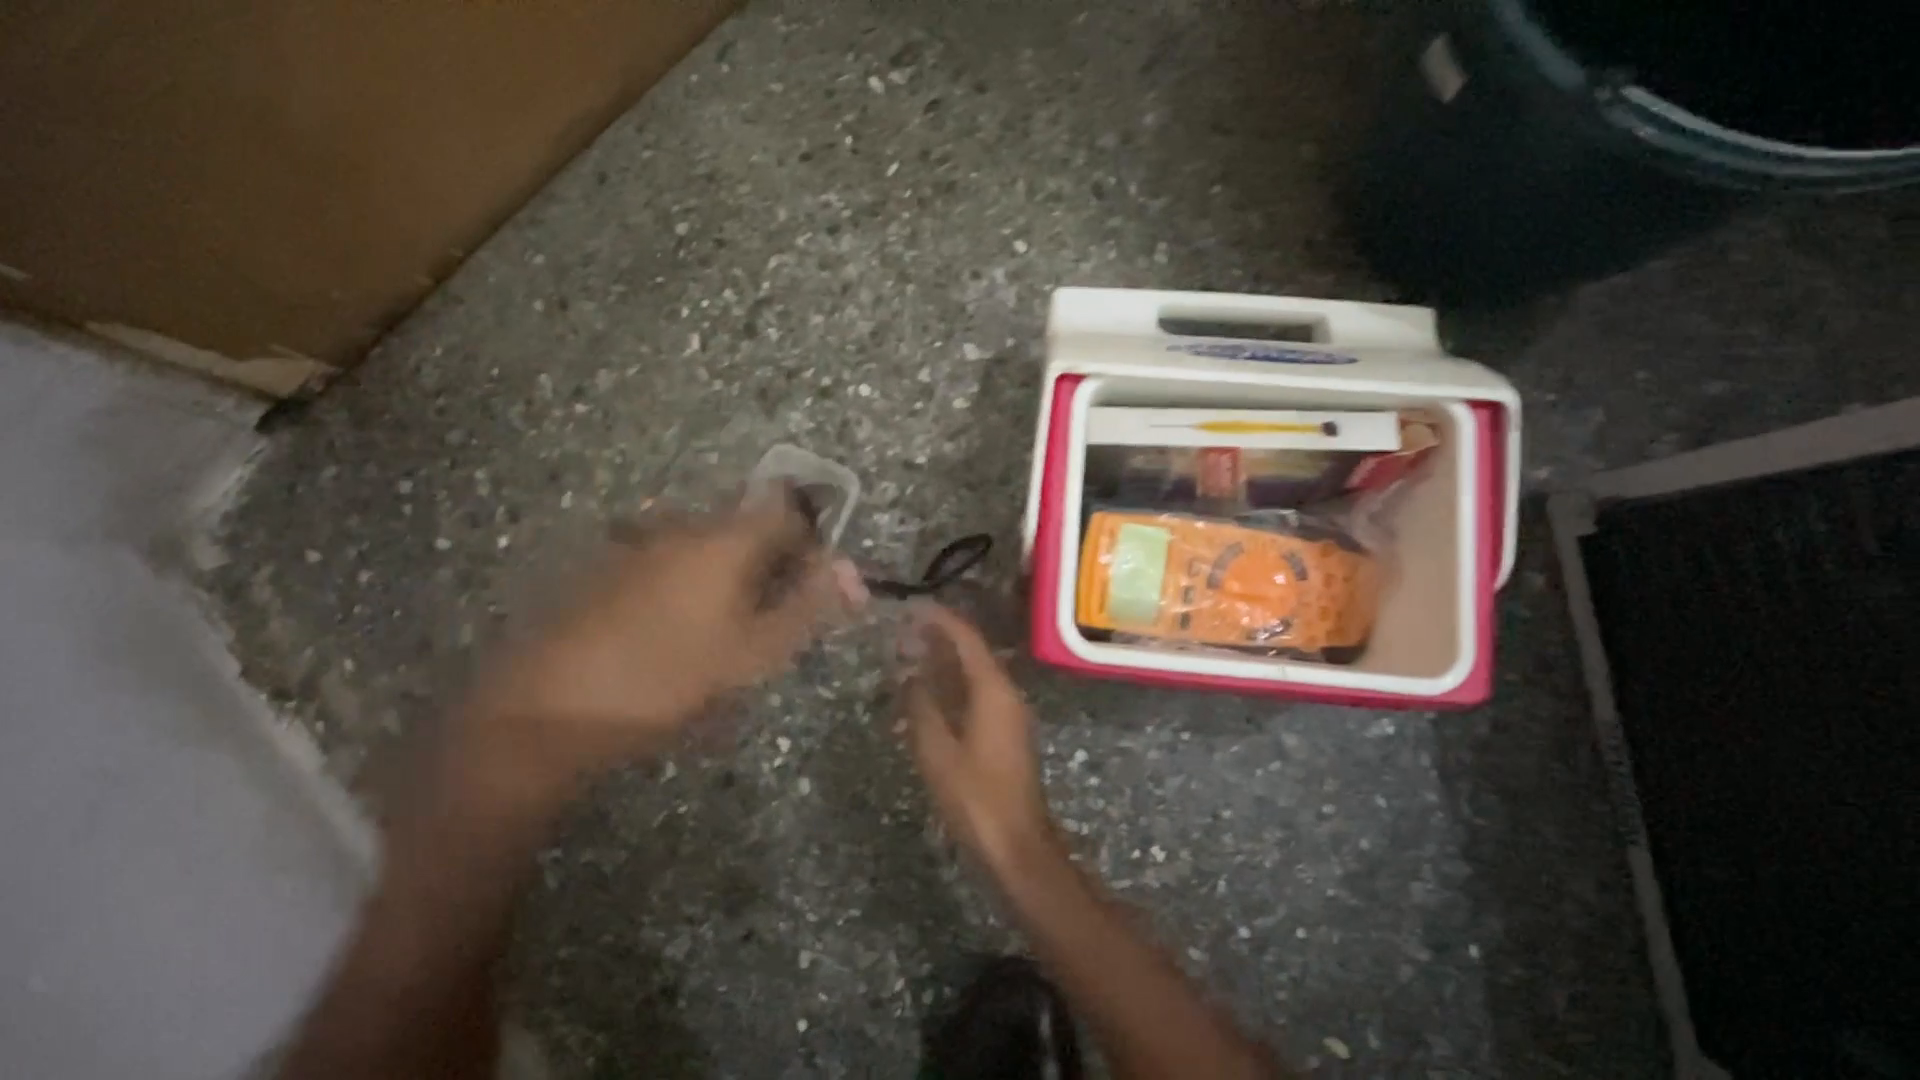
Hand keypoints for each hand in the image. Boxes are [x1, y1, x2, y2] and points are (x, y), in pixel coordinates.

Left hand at [464, 494, 862, 786]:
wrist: (548, 707)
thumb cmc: (666, 678)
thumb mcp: (754, 653)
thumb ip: (808, 607)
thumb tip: (852, 572)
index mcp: (724, 538)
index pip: (788, 512)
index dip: (810, 547)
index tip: (809, 595)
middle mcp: (682, 525)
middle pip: (746, 528)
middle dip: (769, 568)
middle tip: (765, 630)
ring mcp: (637, 543)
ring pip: (705, 549)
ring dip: (726, 581)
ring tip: (718, 641)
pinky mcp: (604, 567)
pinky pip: (666, 564)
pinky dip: (685, 589)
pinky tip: (670, 639)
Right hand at [901, 605, 1057, 875]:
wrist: (1015, 843)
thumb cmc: (975, 796)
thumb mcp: (937, 751)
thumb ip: (921, 707)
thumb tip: (908, 675)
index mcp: (993, 691)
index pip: (966, 639)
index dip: (940, 620)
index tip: (912, 607)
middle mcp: (1006, 694)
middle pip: (973, 653)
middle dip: (939, 639)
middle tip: (903, 629)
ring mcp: (1009, 715)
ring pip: (975, 676)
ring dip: (944, 664)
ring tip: (908, 655)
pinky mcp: (1005, 735)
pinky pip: (977, 696)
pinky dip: (952, 688)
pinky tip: (927, 695)